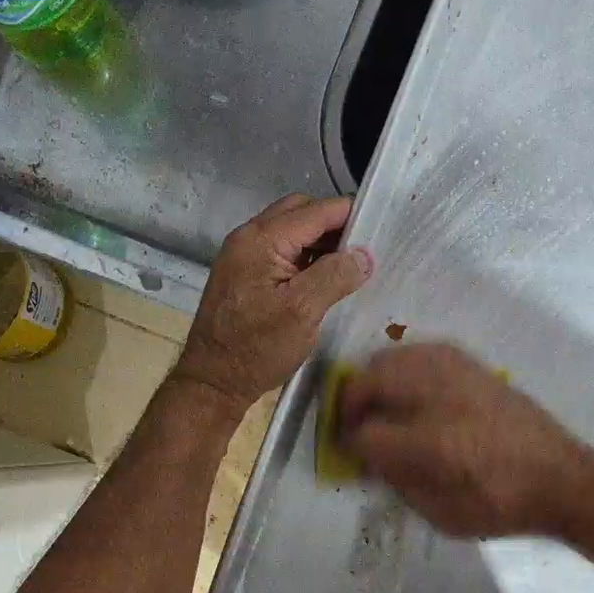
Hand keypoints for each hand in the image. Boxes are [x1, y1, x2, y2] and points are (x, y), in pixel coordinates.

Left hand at [172, 194, 372, 409]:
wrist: (213, 382)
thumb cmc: (256, 349)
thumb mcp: (302, 312)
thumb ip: (334, 276)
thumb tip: (364, 254)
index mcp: (260, 240)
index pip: (314, 210)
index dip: (348, 215)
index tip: (380, 226)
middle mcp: (248, 239)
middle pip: (299, 212)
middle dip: (333, 225)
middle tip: (362, 250)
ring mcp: (243, 257)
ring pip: (290, 232)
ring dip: (319, 243)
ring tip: (347, 266)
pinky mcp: (244, 276)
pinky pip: (281, 253)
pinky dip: (305, 258)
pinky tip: (323, 279)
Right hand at [339, 344, 593, 537]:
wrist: (561, 478)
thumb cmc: (500, 505)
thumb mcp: (441, 514)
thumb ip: (398, 483)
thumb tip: (370, 459)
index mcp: (428, 444)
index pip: (363, 433)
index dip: (348, 445)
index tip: (347, 453)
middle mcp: (438, 396)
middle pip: (370, 380)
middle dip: (354, 404)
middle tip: (355, 425)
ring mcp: (456, 373)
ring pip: (392, 358)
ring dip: (376, 381)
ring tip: (379, 406)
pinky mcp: (473, 364)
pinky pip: (422, 352)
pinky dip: (405, 367)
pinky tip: (411, 392)